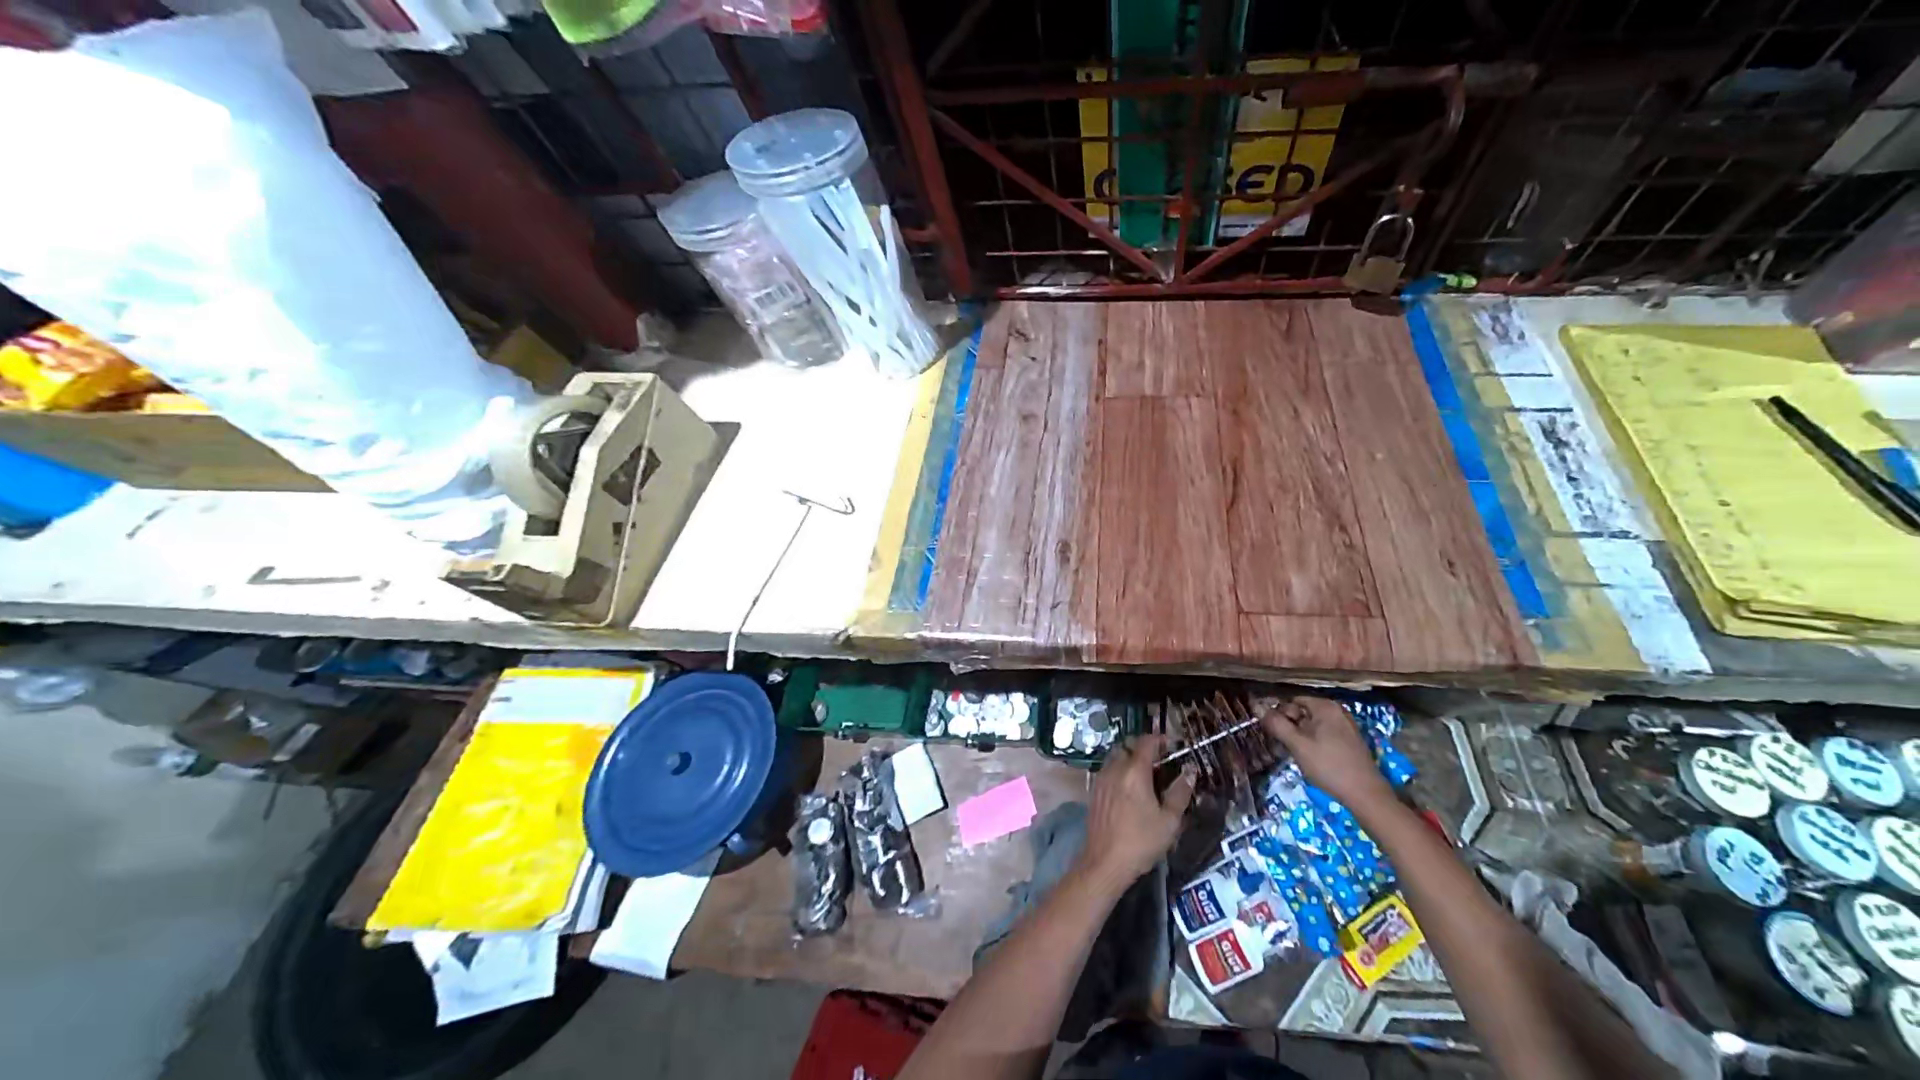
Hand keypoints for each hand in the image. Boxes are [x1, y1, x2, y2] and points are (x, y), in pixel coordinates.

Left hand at [1075, 735, 1195, 890]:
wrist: (1105, 862)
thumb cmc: (1141, 842)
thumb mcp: (1169, 821)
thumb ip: (1180, 793)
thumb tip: (1189, 772)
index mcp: (1134, 772)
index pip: (1145, 743)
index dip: (1159, 739)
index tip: (1172, 744)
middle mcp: (1114, 770)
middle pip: (1127, 747)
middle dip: (1143, 749)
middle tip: (1160, 762)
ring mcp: (1100, 780)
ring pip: (1115, 758)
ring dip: (1130, 760)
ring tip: (1146, 777)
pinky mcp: (1094, 792)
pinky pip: (1108, 771)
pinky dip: (1120, 772)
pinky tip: (1130, 791)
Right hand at [1262, 696, 1393, 809]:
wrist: (1365, 794)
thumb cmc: (1329, 766)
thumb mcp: (1297, 745)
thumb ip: (1277, 724)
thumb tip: (1258, 707)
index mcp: (1325, 706)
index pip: (1292, 701)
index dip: (1280, 716)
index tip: (1276, 734)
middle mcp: (1338, 711)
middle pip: (1303, 712)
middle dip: (1291, 727)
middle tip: (1286, 746)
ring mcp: (1346, 726)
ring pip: (1314, 725)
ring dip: (1302, 737)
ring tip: (1298, 754)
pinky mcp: (1351, 741)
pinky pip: (1325, 734)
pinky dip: (1315, 743)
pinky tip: (1314, 759)